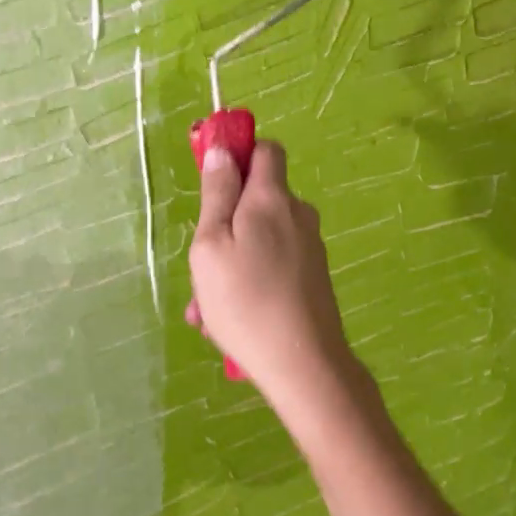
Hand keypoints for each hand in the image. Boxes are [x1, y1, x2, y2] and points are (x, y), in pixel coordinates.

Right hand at [186, 140, 357, 399]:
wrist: (304, 366)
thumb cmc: (245, 300)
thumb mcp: (211, 243)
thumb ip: (217, 193)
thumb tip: (221, 149)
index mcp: (271, 197)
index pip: (265, 149)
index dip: (239, 153)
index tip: (213, 178)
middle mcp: (297, 214)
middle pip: (258, 197)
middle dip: (226, 220)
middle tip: (201, 261)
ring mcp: (310, 247)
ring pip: (260, 237)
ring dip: (232, 259)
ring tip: (207, 304)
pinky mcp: (314, 278)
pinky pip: (273, 264)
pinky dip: (250, 280)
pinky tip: (228, 319)